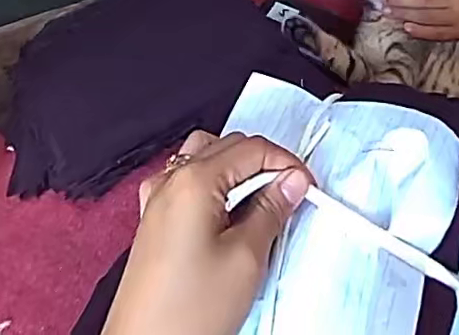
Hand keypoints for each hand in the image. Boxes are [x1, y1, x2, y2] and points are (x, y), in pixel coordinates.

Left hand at [104, 131, 312, 334]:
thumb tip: (293, 180)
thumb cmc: (190, 312)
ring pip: (207, 153)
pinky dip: (211, 179)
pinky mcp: (151, 219)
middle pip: (231, 145)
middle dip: (265, 163)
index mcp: (195, 180)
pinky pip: (185, 176)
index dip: (286, 163)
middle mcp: (173, 178)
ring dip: (237, 166)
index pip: (254, 148)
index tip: (307, 185)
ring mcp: (158, 197)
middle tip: (289, 194)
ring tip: (257, 198)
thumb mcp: (245, 260)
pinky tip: (222, 206)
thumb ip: (272, 210)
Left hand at [380, 0, 458, 39]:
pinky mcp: (456, 36)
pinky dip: (418, 31)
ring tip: (387, 10)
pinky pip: (434, 34)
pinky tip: (405, 26)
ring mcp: (456, 23)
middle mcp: (457, 5)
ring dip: (404, 15)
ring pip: (426, 18)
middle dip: (401, 0)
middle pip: (426, 1)